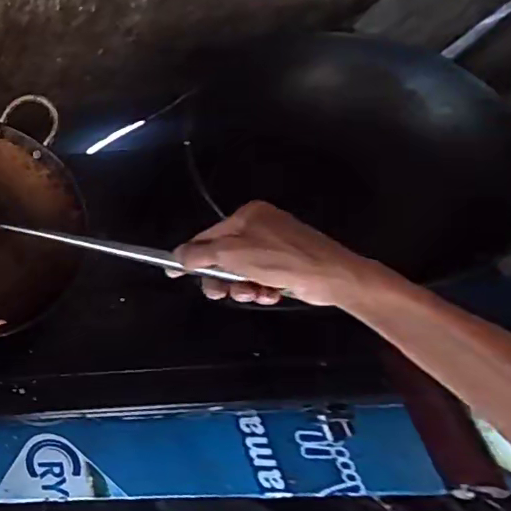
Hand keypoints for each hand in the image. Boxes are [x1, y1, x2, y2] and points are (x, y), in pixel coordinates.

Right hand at [167, 201, 394, 306]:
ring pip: (240, 269)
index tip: (175, 273)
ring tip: (253, 294)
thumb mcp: (231, 254)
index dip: (190, 256)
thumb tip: (177, 256)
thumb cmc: (280, 260)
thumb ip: (199, 254)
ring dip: (241, 286)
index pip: (206, 237)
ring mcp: (276, 244)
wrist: (335, 278)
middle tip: (220, 293)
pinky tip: (268, 294)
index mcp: (247, 215)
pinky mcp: (288, 263)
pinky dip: (260, 288)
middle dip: (221, 277)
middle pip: (222, 255)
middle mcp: (261, 226)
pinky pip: (260, 276)